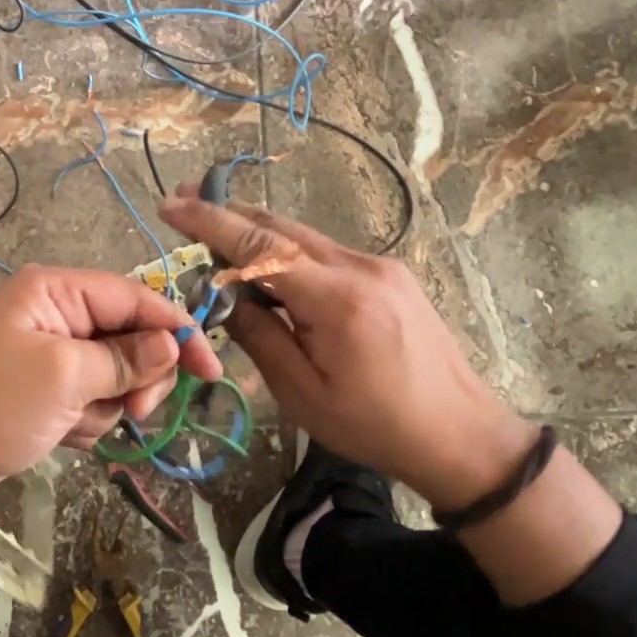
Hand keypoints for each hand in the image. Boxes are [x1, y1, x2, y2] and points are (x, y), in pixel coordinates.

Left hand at [0, 264, 222, 527]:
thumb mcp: (65, 378)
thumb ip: (125, 359)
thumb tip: (173, 344)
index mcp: (54, 291)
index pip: (133, 297)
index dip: (176, 330)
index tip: (210, 371)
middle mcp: (54, 312)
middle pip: (129, 337)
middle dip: (134, 379)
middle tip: (136, 411)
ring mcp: (49, 352)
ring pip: (115, 376)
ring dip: (103, 407)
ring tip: (69, 421)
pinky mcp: (46, 387)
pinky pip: (91, 399)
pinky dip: (83, 420)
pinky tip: (56, 432)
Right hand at [159, 190, 535, 510]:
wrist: (465, 437)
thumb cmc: (376, 426)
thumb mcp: (302, 392)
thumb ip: (258, 336)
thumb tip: (223, 295)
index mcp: (337, 299)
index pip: (259, 247)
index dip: (209, 223)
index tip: (171, 205)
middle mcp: (360, 268)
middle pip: (281, 229)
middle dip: (227, 212)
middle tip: (183, 199)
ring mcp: (381, 268)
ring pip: (303, 237)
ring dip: (255, 233)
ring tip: (212, 229)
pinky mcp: (390, 277)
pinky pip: (324, 253)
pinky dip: (285, 252)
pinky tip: (265, 266)